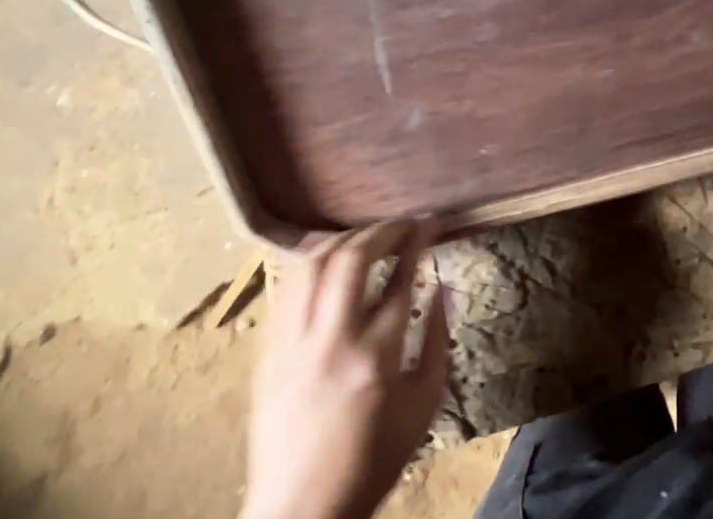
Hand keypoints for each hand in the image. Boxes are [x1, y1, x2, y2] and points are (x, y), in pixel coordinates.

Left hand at [242, 221, 449, 518]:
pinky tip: (328, 263)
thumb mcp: (424, 405)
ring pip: (309, 265)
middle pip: (351, 259)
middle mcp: (330, 340)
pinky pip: (286, 290)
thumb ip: (437, 340)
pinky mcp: (268, 353)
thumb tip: (444, 286)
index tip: (431, 223)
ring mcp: (291, 345)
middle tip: (403, 224)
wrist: (302, 511)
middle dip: (382, 230)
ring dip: (343, 240)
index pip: (400, 278)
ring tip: (367, 237)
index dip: (418, 241)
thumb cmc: (374, 460)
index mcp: (376, 356)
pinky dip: (310, 264)